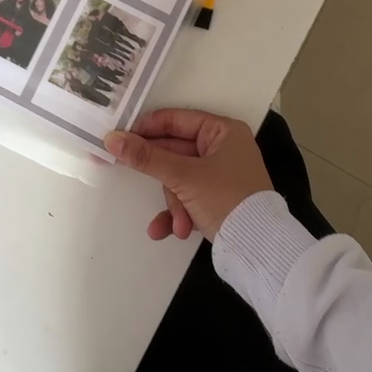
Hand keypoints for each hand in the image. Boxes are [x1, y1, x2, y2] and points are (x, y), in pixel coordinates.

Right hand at [104, 109, 272, 241]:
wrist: (259, 250)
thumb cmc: (227, 199)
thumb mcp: (184, 177)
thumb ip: (147, 157)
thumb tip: (112, 139)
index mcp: (222, 131)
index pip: (175, 121)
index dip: (146, 129)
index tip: (120, 138)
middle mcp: (222, 148)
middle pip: (175, 153)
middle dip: (163, 180)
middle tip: (127, 173)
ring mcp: (221, 175)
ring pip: (180, 180)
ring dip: (174, 204)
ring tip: (177, 224)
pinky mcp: (218, 199)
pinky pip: (189, 198)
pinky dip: (178, 214)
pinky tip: (165, 231)